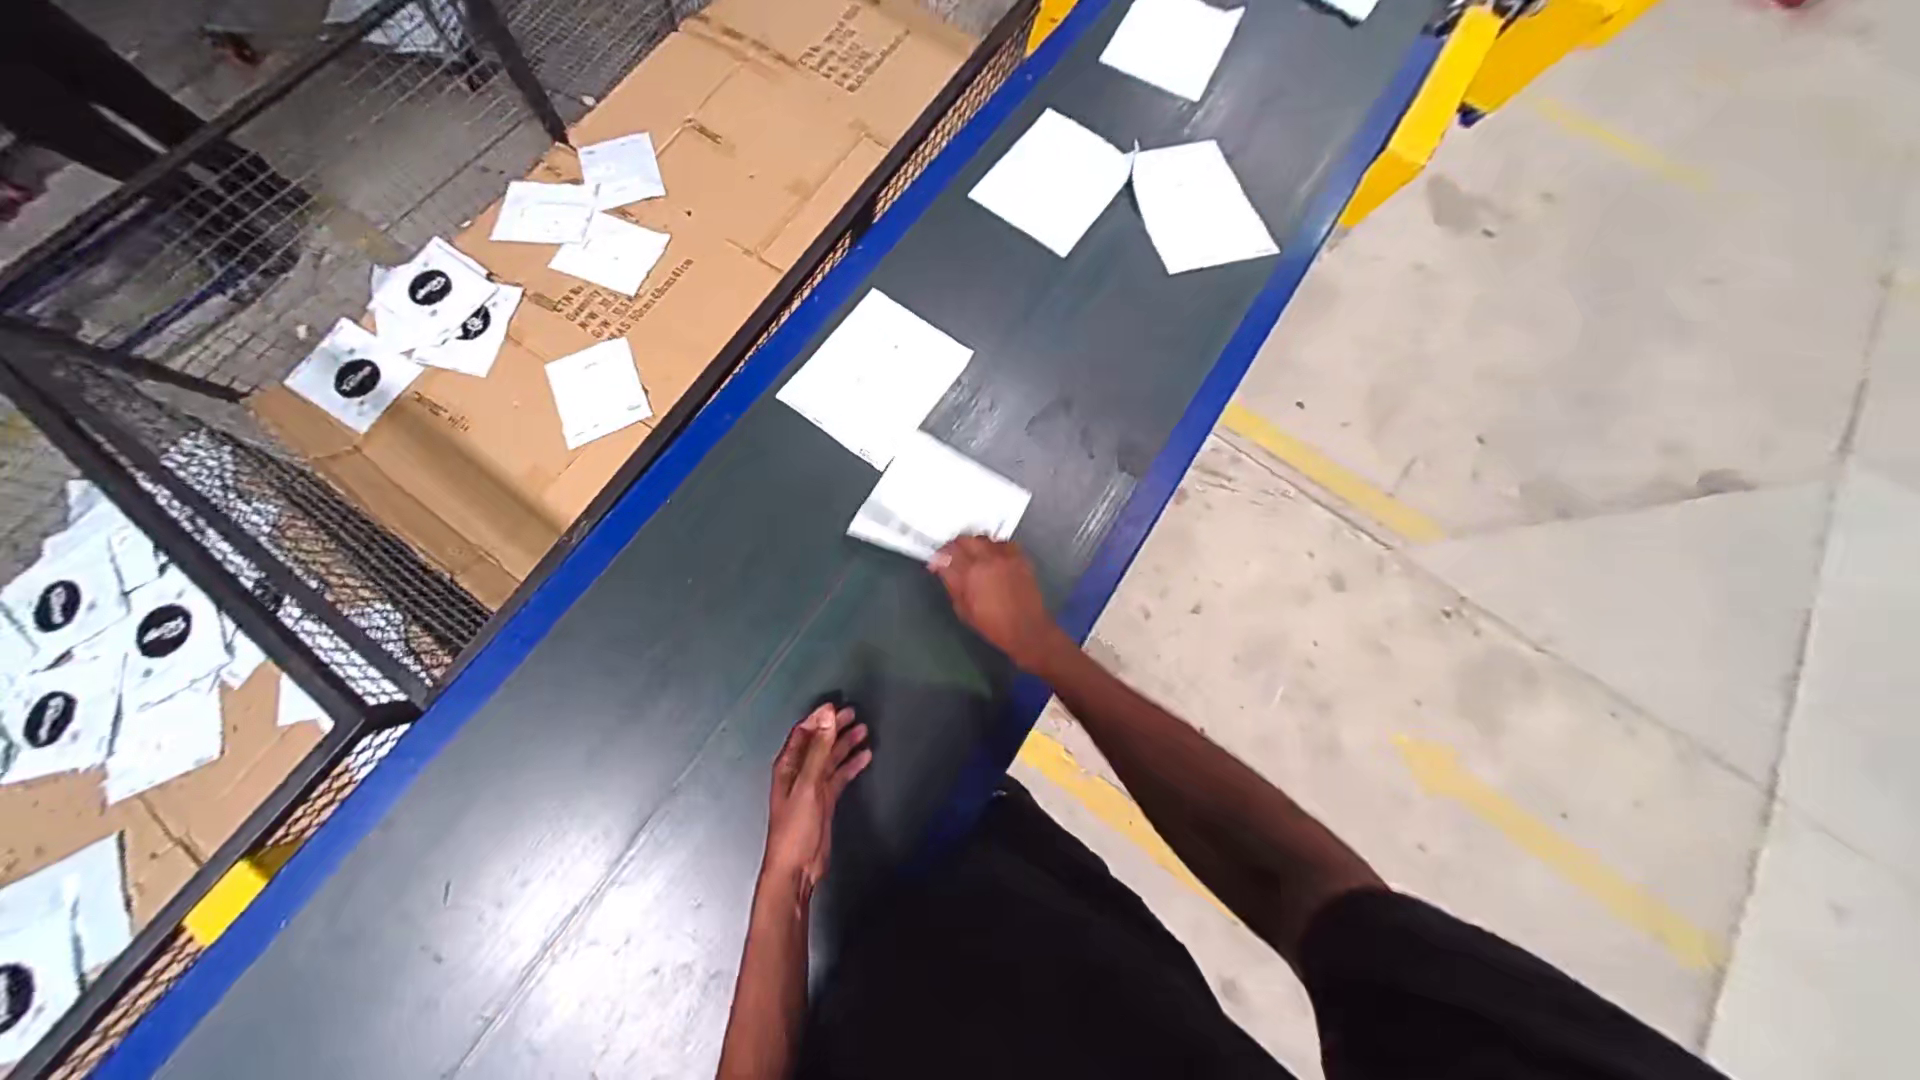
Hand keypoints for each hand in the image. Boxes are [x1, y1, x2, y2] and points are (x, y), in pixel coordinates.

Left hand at [762, 704, 870, 898]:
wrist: (796, 868)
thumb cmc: (794, 829)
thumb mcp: (808, 784)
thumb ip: (819, 749)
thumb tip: (826, 715)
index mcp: (788, 766)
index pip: (803, 733)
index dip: (818, 718)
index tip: (836, 706)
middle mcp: (799, 773)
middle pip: (819, 742)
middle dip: (834, 727)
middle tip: (853, 714)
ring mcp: (812, 787)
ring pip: (831, 758)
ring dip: (845, 744)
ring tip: (863, 731)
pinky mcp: (825, 800)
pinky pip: (840, 775)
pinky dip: (851, 765)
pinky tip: (864, 757)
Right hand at [929, 536, 1070, 672]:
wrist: (1027, 629)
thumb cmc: (993, 626)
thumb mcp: (964, 610)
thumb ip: (952, 585)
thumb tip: (943, 569)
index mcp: (969, 575)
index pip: (946, 554)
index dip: (938, 558)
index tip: (937, 563)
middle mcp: (986, 560)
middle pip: (963, 540)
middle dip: (953, 547)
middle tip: (952, 557)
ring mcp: (1005, 556)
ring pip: (982, 538)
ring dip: (973, 545)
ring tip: (972, 556)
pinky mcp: (1020, 557)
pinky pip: (1002, 543)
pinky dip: (994, 547)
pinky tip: (993, 557)